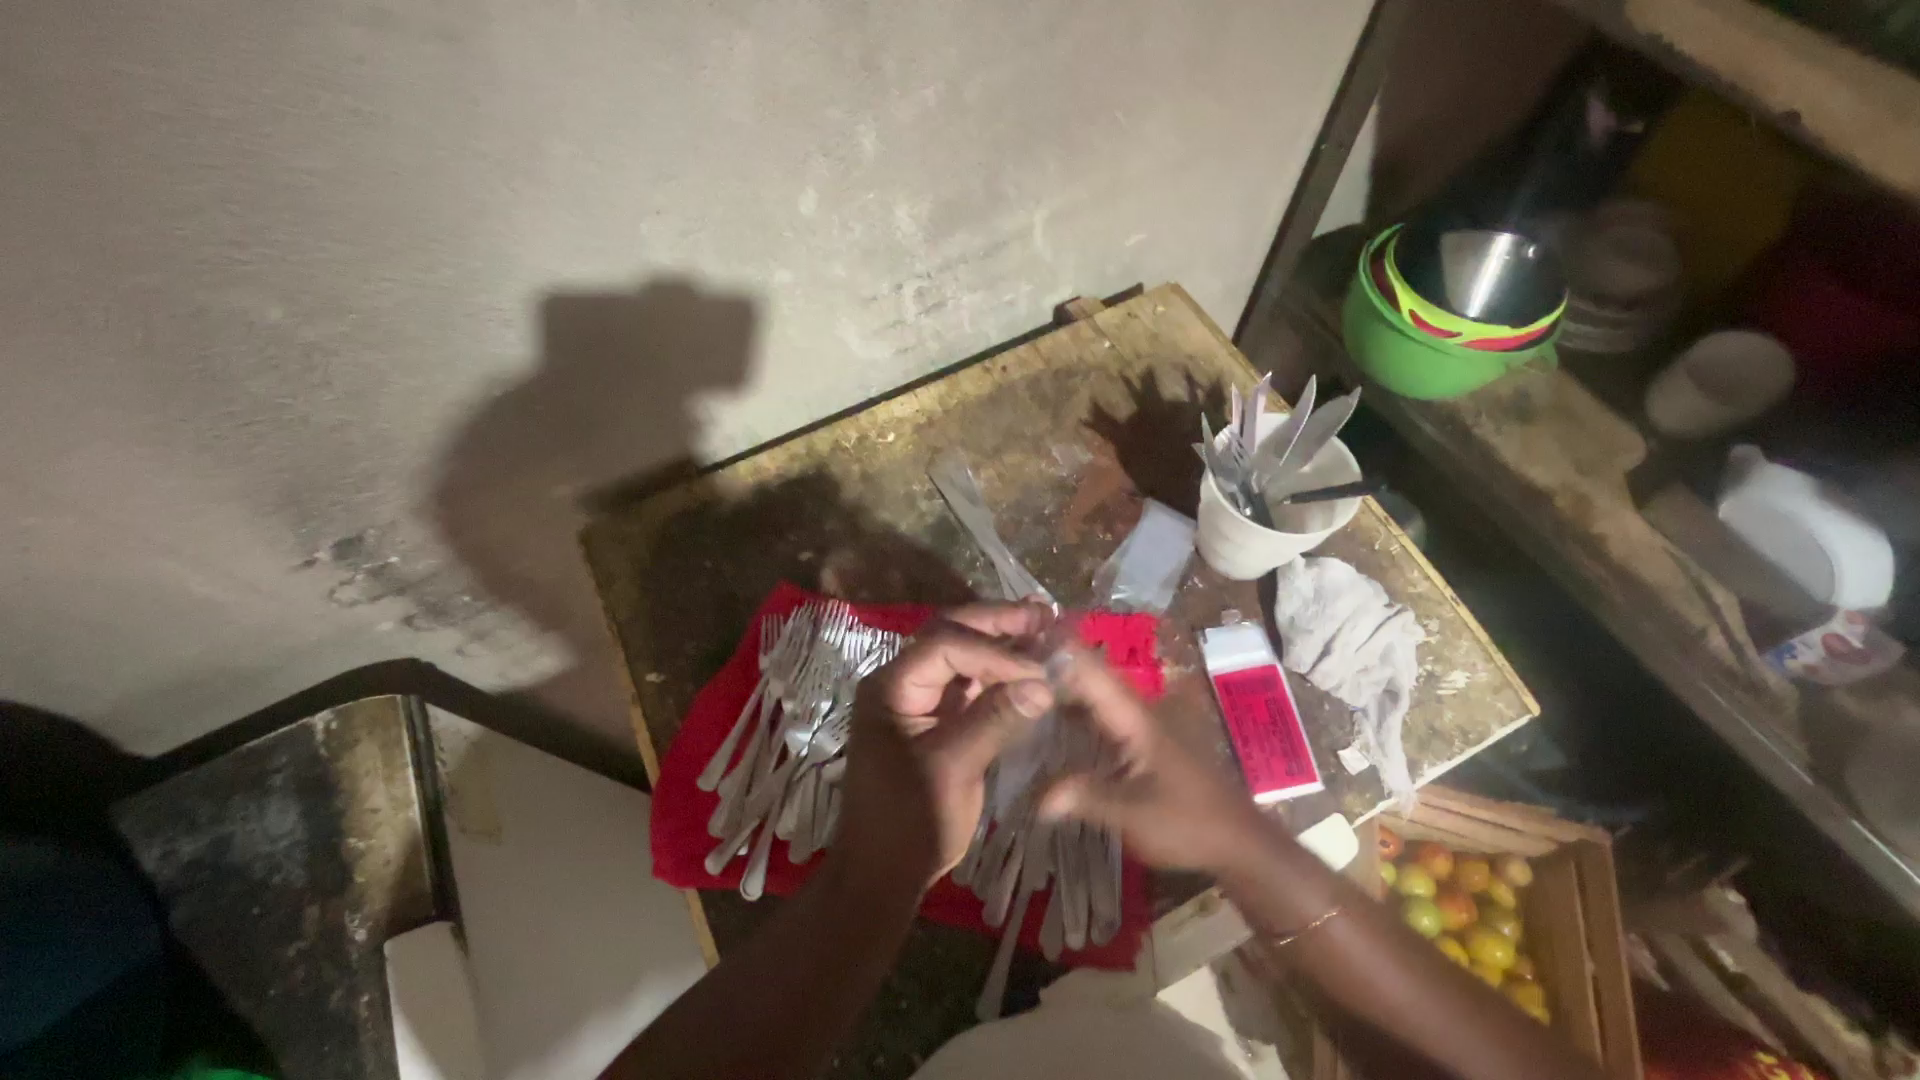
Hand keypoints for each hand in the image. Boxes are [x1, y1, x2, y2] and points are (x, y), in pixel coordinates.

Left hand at [835, 602, 1055, 888]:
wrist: (884, 873)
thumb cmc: (908, 822)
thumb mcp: (951, 769)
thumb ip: (994, 720)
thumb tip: (1042, 684)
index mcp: (891, 687)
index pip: (945, 645)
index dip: (993, 650)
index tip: (1038, 670)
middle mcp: (902, 683)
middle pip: (951, 636)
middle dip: (996, 624)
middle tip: (1044, 614)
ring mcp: (920, 702)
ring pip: (963, 656)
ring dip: (1001, 643)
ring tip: (1044, 629)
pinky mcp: (938, 722)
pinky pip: (970, 685)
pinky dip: (1000, 674)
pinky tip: (1030, 668)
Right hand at [1040, 649, 1269, 874]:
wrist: (1240, 842)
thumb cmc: (1188, 823)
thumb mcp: (1131, 814)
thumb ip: (1083, 798)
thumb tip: (1035, 798)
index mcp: (1138, 718)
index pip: (1093, 672)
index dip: (1061, 651)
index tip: (1026, 636)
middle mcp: (1142, 713)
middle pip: (1093, 680)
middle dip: (1056, 669)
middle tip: (1011, 666)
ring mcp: (1148, 727)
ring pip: (1100, 699)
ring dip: (1067, 692)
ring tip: (1025, 689)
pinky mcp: (1149, 744)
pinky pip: (1107, 718)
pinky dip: (1081, 715)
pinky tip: (1057, 727)